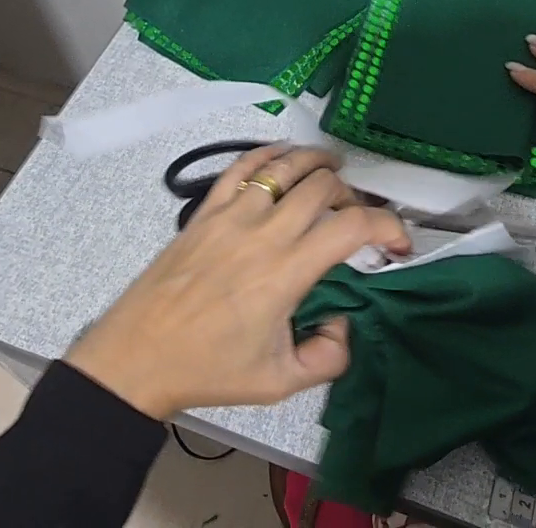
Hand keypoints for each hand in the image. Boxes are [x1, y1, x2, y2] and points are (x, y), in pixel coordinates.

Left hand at [64, 145, 410, 418]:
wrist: (137, 357)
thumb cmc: (209, 368)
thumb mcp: (280, 382)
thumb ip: (328, 357)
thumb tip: (344, 322)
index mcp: (287, 271)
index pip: (353, 225)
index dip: (388, 225)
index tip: (398, 243)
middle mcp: (264, 232)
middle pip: (324, 186)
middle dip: (354, 195)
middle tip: (358, 216)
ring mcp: (232, 214)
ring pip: (286, 166)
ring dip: (318, 163)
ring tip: (335, 170)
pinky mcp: (206, 210)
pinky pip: (243, 165)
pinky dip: (270, 154)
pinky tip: (286, 158)